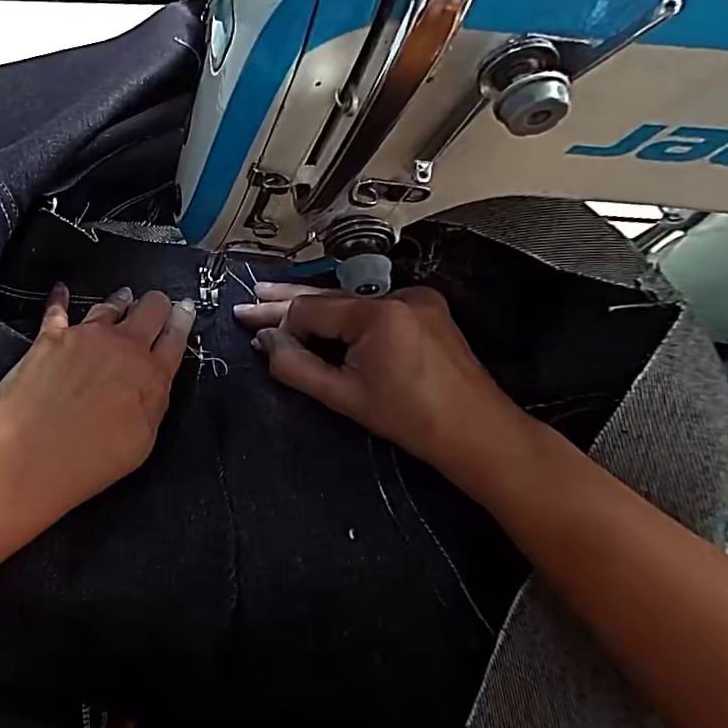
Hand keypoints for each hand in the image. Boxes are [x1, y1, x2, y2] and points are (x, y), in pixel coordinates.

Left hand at [0, 284, 195, 506]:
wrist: (33, 451)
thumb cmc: (89, 457)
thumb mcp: (143, 441)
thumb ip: (152, 405)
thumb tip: (152, 389)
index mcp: (152, 375)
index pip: (175, 338)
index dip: (183, 320)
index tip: (185, 309)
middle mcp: (123, 346)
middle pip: (150, 310)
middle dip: (157, 303)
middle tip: (158, 302)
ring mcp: (87, 336)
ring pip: (111, 306)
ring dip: (121, 300)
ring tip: (124, 296)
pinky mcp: (52, 337)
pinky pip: (58, 310)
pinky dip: (61, 299)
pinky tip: (61, 290)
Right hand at [233, 283, 550, 490]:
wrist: (478, 432)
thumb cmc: (411, 420)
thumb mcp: (345, 398)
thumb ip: (297, 367)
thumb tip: (264, 341)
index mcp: (378, 314)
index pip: (311, 309)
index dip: (280, 323)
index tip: (252, 332)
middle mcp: (398, 294)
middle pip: (329, 297)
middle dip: (286, 303)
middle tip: (248, 304)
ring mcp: (416, 298)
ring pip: (351, 301)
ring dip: (315, 307)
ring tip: (272, 299)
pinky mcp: (427, 307)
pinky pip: (374, 307)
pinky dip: (345, 314)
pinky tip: (321, 318)